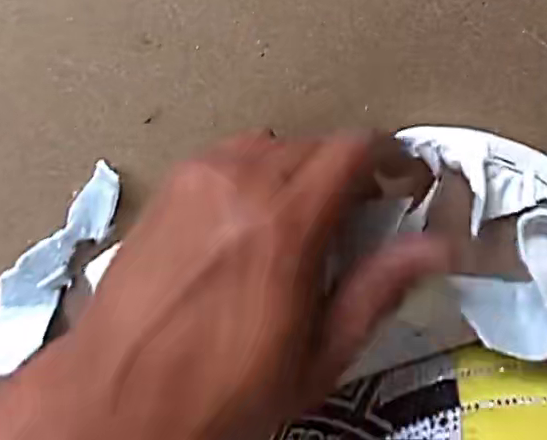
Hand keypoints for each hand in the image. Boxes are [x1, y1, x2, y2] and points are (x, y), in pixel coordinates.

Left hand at [0, 130, 450, 439]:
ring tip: (294, 224)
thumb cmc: (218, 395)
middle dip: (345, 174)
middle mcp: (246, 180)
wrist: (111, 403)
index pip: (355, 147)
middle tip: (349, 219)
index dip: (387, 157)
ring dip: (299, 172)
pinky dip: (256, 173)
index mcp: (287, 222)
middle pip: (320, 144)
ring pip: (278, 144)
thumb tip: (434, 248)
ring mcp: (205, 174)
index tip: (399, 179)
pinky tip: (247, 221)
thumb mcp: (316, 357)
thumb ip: (379, 287)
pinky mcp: (176, 179)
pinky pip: (235, 152)